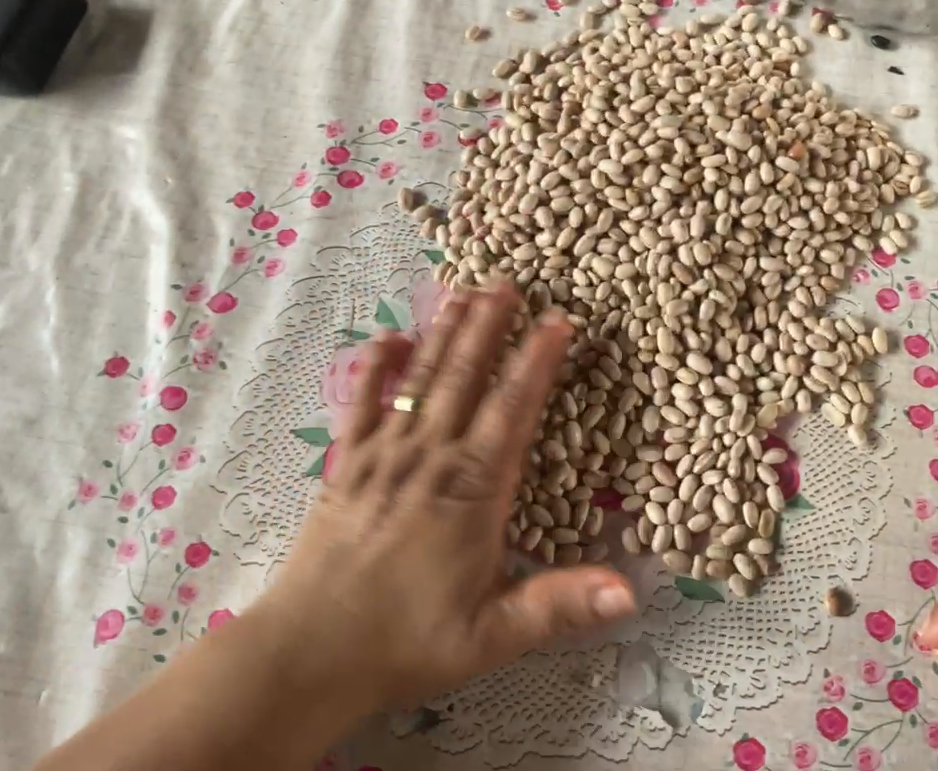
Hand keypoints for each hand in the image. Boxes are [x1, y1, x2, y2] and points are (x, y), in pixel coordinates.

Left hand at [37, 284, 637, 770]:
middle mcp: (430, 458)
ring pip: (421, 380)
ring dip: (444, 333)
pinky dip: (376, 368)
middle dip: (488, 326)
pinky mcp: (348, 467)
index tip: (558, 320)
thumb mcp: (493, 635)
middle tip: (507, 282)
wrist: (306, 655)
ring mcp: (384, 457)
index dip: (537, 360)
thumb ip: (560, 606)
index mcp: (471, 489)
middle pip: (464, 376)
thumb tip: (631, 590)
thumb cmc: (406, 642)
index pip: (512, 408)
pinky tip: (390, 338)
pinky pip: (363, 404)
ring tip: (463, 292)